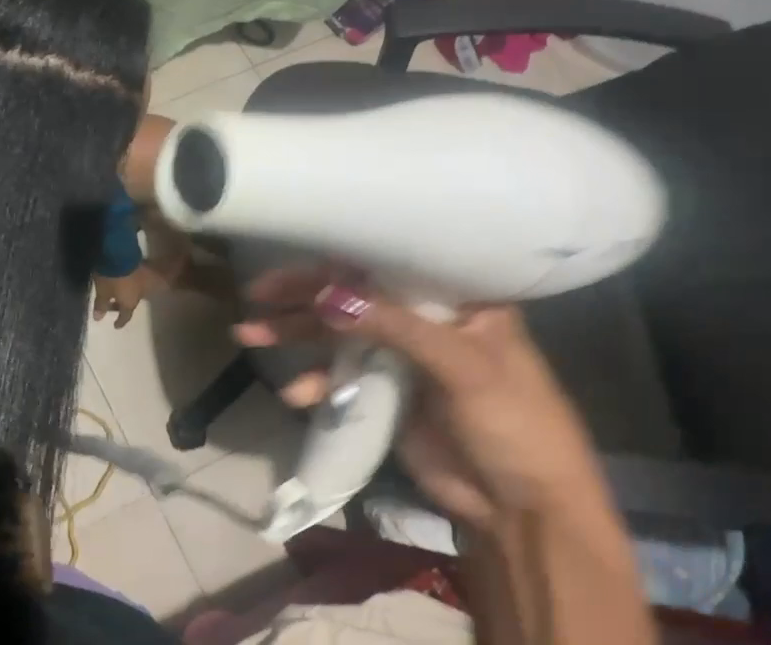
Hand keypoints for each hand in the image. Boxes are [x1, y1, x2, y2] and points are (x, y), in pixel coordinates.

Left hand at [92, 267, 153, 327]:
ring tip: (117, 293)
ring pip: (134, 292)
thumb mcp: (102, 291)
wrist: (121, 254)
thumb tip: (98, 319)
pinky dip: (128, 284)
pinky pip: (135, 281)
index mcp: (129, 303)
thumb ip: (100, 305)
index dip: (120, 321)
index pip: (126, 316)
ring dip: (126, 293)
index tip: (116, 326)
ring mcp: (142, 281)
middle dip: (121, 306)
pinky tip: (122, 281)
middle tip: (112, 306)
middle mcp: (139, 295)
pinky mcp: (142, 270)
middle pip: (130, 303)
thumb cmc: (111, 277)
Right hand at [233, 265, 605, 529]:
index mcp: (461, 302)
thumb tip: (324, 296)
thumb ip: (394, 327)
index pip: (393, 263)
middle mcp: (428, 320)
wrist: (524, 512)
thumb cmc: (517, 426)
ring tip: (246, 334)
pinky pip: (337, 376)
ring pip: (336, 332)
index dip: (343, 258)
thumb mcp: (464, 369)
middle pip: (353, 296)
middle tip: (257, 294)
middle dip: (302, 296)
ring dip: (292, 333)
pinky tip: (295, 395)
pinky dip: (313, 382)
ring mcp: (402, 357)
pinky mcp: (383, 392)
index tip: (297, 260)